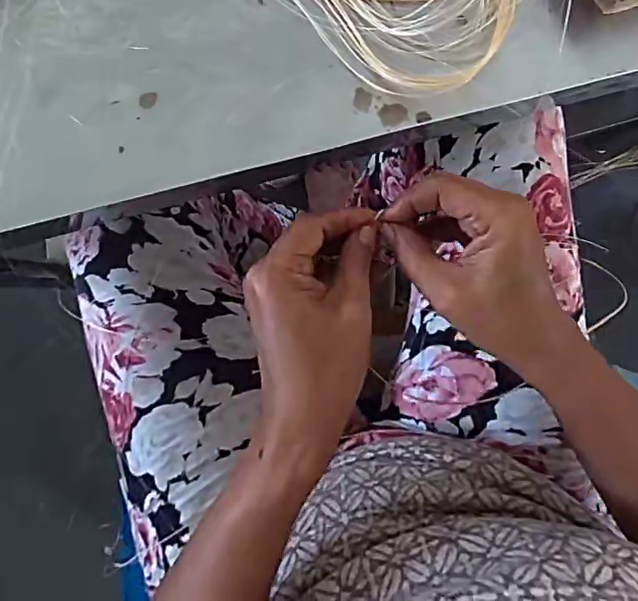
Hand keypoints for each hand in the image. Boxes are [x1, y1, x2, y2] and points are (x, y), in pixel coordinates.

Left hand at [242, 207, 377, 468]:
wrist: (301, 420)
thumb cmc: (329, 368)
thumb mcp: (351, 308)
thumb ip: (356, 261)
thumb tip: (367, 231)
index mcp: (274, 270)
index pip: (310, 226)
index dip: (344, 218)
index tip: (376, 217)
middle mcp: (260, 273)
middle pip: (302, 238)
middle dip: (340, 234)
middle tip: (377, 235)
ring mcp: (261, 289)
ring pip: (301, 256)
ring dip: (332, 252)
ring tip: (370, 252)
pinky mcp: (269, 304)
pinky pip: (296, 275)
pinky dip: (321, 271)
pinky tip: (350, 272)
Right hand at [380, 175, 578, 378]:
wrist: (542, 344)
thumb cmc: (498, 321)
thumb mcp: (443, 290)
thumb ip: (409, 252)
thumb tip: (385, 227)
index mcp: (498, 214)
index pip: (440, 187)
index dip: (407, 200)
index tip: (385, 222)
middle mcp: (506, 204)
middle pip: (446, 188)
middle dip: (414, 206)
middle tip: (390, 229)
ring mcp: (507, 212)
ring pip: (452, 198)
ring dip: (425, 214)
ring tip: (402, 236)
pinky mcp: (504, 223)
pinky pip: (463, 211)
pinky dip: (440, 222)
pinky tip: (422, 241)